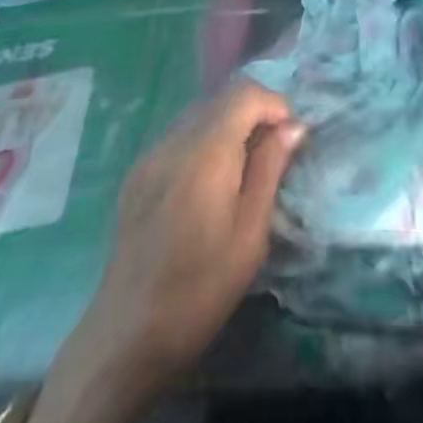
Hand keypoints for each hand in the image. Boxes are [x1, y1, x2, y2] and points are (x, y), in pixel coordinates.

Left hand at [21, 82, 303, 422]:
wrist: (129, 329)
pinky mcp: (136, 174)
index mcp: (205, 151)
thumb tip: (293, 126)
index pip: (244, 93)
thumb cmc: (202, 286)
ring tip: (244, 173)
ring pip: (197, 117)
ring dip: (228, 128)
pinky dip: (202, 144)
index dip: (274, 105)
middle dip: (254, 115)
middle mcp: (173, 141)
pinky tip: (208, 186)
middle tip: (274, 157)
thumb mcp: (251, 232)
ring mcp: (149, 156)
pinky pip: (177, 139)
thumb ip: (270, 169)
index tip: (291, 140)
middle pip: (219, 101)